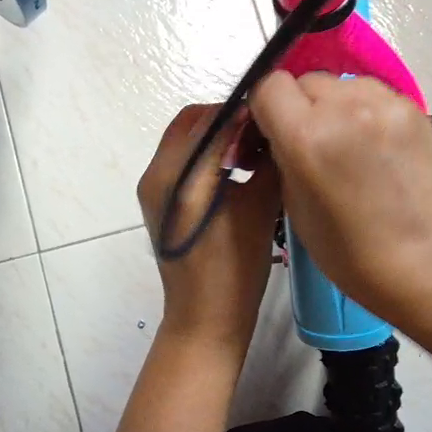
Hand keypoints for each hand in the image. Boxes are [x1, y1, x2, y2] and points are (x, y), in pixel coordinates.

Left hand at [137, 104, 282, 355]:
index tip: (278, 117)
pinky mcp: (159, 200)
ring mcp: (153, 187)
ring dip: (219, 135)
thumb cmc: (235, 268)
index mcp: (177, 176)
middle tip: (265, 134)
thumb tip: (276, 129)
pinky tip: (239, 170)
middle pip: (193, 122)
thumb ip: (267, 162)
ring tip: (255, 152)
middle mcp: (156, 174)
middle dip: (230, 119)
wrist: (205, 318)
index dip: (247, 113)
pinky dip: (209, 153)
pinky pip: (183, 159)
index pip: (212, 120)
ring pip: (187, 138)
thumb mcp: (260, 209)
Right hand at [249, 72, 431, 316]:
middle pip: (304, 81)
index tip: (270, 131)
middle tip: (311, 143)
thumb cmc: (349, 252)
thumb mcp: (293, 204)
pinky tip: (373, 145)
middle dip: (299, 107)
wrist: (424, 264)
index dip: (264, 108)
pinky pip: (373, 94)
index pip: (268, 87)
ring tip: (347, 143)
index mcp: (306, 136)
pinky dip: (364, 112)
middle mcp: (344, 108)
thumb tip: (278, 130)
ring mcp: (385, 104)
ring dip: (333, 105)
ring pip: (340, 84)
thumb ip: (282, 153)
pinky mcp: (414, 108)